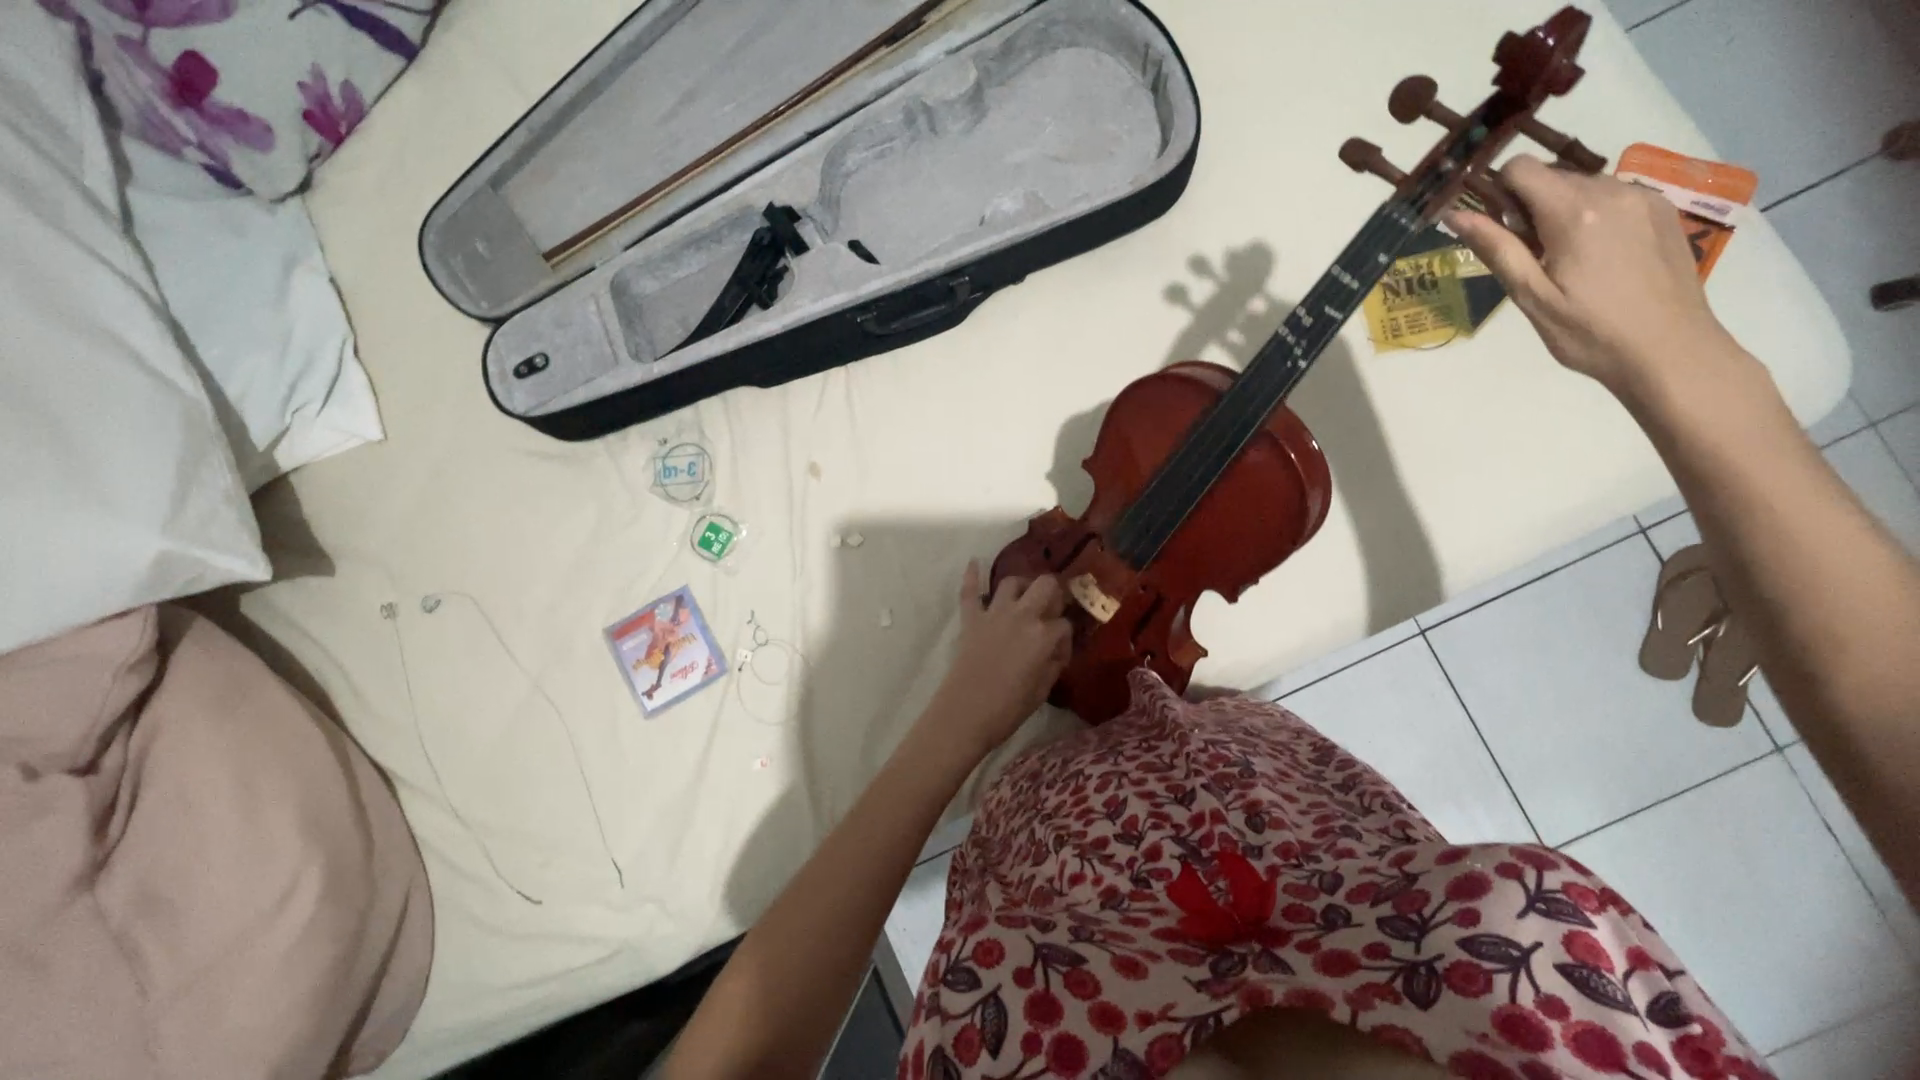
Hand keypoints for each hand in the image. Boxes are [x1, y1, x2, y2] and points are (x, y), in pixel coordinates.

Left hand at [928, 561, 1071, 756]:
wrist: (965, 713)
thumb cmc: (1008, 708)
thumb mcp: (1042, 689)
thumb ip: (1053, 663)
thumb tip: (1056, 650)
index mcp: (1044, 636)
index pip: (1065, 624)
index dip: (1065, 637)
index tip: (1059, 652)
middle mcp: (1022, 616)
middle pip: (1045, 586)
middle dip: (1053, 593)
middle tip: (1050, 608)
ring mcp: (994, 614)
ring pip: (1011, 582)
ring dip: (1021, 586)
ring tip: (1024, 596)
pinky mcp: (970, 620)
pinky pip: (970, 592)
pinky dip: (972, 576)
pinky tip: (975, 562)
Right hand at [1444, 154, 1737, 396]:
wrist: (1670, 350)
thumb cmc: (1590, 332)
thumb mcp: (1532, 296)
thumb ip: (1496, 248)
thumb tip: (1455, 214)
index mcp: (1574, 212)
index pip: (1520, 168)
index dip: (1499, 192)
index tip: (1500, 229)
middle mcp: (1611, 191)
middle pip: (1551, 175)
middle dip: (1529, 206)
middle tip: (1532, 256)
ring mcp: (1644, 197)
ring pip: (1583, 185)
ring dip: (1562, 211)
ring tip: (1567, 261)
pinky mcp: (1663, 210)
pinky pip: (1614, 196)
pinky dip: (1594, 216)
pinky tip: (1600, 258)